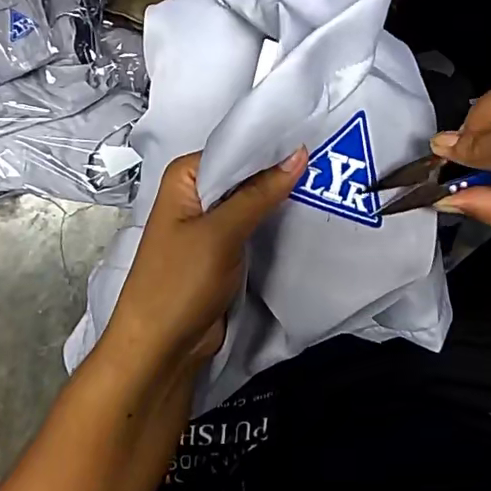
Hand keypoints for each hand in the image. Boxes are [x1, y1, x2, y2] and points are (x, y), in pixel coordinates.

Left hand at [106, 148, 307, 369]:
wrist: (161, 349)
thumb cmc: (178, 283)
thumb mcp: (221, 233)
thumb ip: (260, 194)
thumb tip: (298, 154)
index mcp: (184, 177)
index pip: (234, 148)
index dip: (270, 146)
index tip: (313, 141)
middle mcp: (195, 194)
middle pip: (245, 174)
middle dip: (279, 172)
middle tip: (329, 162)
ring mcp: (210, 224)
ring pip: (252, 202)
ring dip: (281, 200)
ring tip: (327, 185)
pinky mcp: (224, 251)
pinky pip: (254, 227)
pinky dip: (275, 224)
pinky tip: (307, 216)